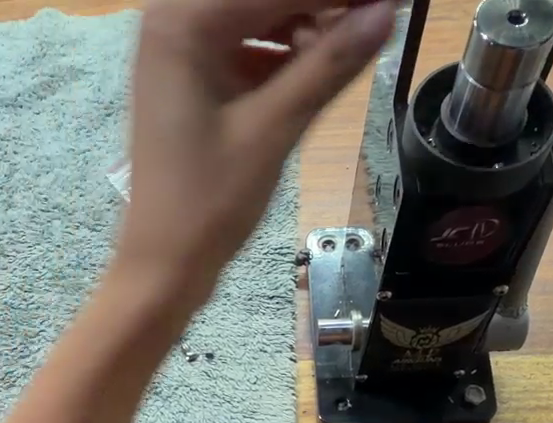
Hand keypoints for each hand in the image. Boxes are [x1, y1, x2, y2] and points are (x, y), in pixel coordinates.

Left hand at [115, 0, 394, 295]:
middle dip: (323, 7)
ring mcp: (179, 50)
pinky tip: (319, 64)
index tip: (390, 4)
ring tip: (355, 42)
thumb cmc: (207, 206)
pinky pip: (247, 44)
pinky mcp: (191, 79)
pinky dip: (284, 52)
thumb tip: (386, 12)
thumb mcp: (272, 131)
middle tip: (377, 19)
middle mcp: (173, 19)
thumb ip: (329, 65)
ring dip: (308, 23)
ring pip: (258, 15)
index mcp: (183, 21)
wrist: (162, 267)